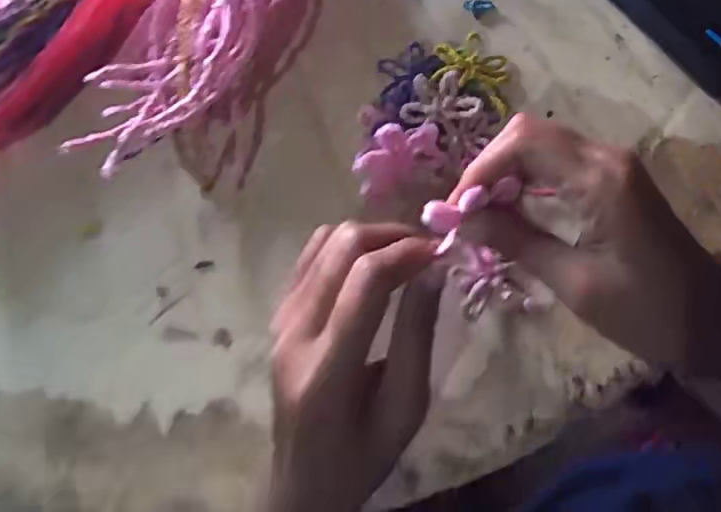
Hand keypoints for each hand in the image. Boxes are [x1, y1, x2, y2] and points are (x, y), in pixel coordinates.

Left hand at [254, 222, 442, 511]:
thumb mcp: (406, 407)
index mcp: (326, 369)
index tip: (442, 253)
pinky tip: (371, 262)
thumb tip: (435, 268)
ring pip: (327, 239)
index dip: (409, 252)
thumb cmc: (362, 455)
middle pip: (344, 246)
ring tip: (403, 254)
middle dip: (394, 235)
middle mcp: (294, 335)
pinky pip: (313, 252)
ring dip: (373, 235)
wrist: (300, 485)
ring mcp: (280, 320)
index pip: (366, 279)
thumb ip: (418, 334)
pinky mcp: (278, 313)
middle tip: (426, 252)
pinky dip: (348, 244)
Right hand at [447, 115, 720, 367]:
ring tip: (480, 217)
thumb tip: (459, 219)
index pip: (525, 141)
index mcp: (599, 176)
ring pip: (543, 143)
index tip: (454, 211)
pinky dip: (530, 178)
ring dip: (507, 171)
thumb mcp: (575, 283)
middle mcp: (605, 155)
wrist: (712, 318)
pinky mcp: (614, 175)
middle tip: (464, 214)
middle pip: (531, 133)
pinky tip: (512, 211)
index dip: (481, 168)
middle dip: (490, 167)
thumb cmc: (646, 310)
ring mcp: (613, 162)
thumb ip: (516, 241)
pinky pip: (561, 161)